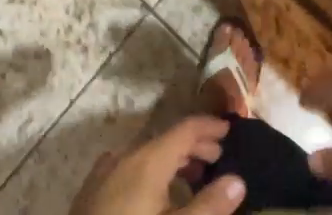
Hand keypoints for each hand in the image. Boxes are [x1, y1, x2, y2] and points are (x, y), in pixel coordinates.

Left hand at [69, 115, 246, 214]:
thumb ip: (208, 206)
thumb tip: (237, 180)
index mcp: (146, 160)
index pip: (183, 129)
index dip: (208, 126)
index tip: (230, 127)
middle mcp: (125, 156)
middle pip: (165, 140)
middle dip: (194, 145)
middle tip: (219, 156)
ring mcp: (105, 171)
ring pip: (147, 154)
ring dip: (173, 159)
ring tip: (195, 175)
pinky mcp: (94, 188)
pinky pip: (130, 167)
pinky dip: (153, 170)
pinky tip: (159, 192)